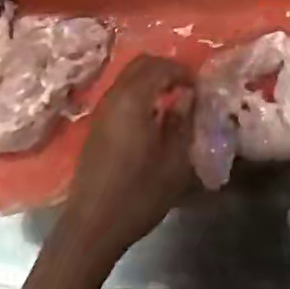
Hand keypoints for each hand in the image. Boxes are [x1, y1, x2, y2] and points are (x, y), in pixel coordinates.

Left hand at [60, 55, 198, 257]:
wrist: (91, 225)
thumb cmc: (137, 195)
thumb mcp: (173, 163)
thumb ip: (183, 123)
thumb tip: (188, 97)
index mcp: (133, 99)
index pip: (160, 66)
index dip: (182, 71)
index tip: (198, 86)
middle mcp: (114, 95)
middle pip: (141, 63)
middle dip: (165, 68)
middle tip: (185, 87)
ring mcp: (101, 108)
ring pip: (128, 76)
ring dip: (150, 79)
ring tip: (171, 100)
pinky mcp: (96, 123)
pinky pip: (120, 91)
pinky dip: (138, 91)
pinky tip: (150, 116)